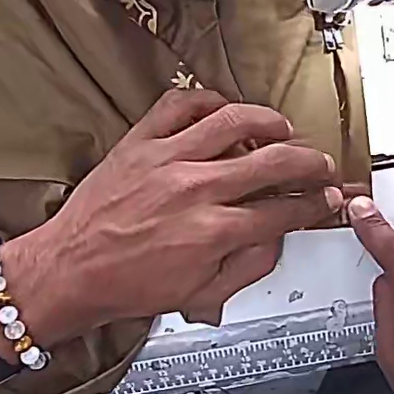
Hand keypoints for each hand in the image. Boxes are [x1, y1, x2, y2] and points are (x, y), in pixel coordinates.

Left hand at [0, 90, 343, 344]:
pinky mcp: (140, 142)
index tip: (324, 198)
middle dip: (309, 162)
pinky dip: (208, 99)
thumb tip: (278, 237)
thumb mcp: (201, 294)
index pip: (284, 209)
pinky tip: (223, 109)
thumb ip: (250, 265)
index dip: (314, 204)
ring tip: (283, 129)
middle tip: (317, 164)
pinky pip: (180, 103)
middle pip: (273, 160)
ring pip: (234, 121)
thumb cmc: (126, 285)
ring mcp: (166, 158)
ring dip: (270, 121)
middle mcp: (195, 189)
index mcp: (213, 232)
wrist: (70, 270)